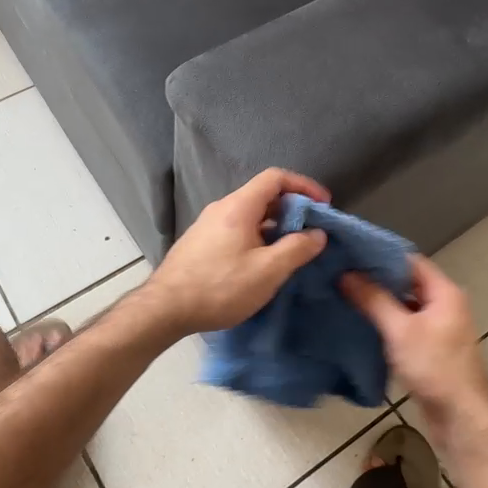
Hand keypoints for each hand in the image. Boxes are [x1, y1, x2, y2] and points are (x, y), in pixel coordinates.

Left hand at [142, 168, 330, 334]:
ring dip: (275, 225)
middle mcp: (222, 208)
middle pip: (262, 195)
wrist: (165, 309)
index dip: (303, 185)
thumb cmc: (220, 287)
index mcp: (239, 206)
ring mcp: (208, 225)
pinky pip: (237, 229)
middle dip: (292, 208)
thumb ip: (296, 249)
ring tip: (292, 249)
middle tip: (312, 230)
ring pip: (249, 215)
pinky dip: (258, 236)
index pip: (275, 178)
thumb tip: (318, 233)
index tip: (323, 205)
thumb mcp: (267, 271)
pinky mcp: (201, 243)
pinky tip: (263, 262)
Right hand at [342, 256, 487, 416]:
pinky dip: (388, 324)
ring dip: (381, 303)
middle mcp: (445, 305)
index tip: (351, 254)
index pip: (410, 260)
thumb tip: (346, 274)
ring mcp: (440, 328)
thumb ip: (373, 300)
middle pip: (408, 283)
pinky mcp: (432, 349)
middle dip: (377, 279)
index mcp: (445, 292)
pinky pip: (407, 327)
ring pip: (406, 306)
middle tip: (342, 274)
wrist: (461, 418)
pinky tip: (363, 324)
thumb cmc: (435, 367)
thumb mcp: (400, 330)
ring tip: (346, 295)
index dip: (381, 256)